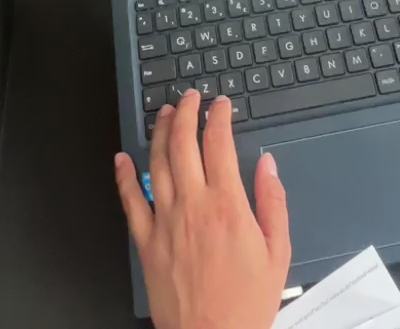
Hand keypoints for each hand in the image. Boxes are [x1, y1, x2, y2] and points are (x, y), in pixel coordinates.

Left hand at [115, 90, 290, 328]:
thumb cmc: (246, 303)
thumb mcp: (277, 252)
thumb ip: (274, 203)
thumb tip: (268, 164)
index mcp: (227, 205)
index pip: (219, 143)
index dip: (219, 116)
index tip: (221, 104)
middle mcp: (193, 205)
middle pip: (184, 143)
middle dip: (187, 112)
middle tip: (191, 97)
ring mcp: (165, 222)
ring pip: (157, 163)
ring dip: (160, 132)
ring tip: (165, 113)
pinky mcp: (146, 242)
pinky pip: (130, 202)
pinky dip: (124, 176)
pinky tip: (122, 158)